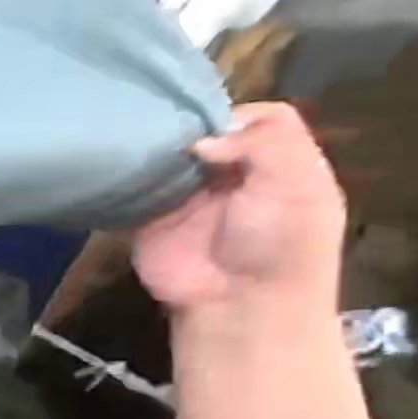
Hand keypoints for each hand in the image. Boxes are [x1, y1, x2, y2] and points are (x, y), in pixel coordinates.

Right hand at [134, 102, 346, 321]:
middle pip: (208, 133)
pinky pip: (134, 189)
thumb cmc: (279, 243)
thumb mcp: (297, 186)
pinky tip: (120, 169)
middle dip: (188, 129)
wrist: (235, 302)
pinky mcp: (148, 217)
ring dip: (155, 151)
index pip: (258, 119)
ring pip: (168, 157)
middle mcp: (231, 174)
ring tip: (140, 145)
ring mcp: (186, 196)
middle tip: (168, 135)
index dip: (235, 116)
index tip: (209, 129)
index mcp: (277, 163)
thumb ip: (265, 146)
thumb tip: (200, 140)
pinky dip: (126, 178)